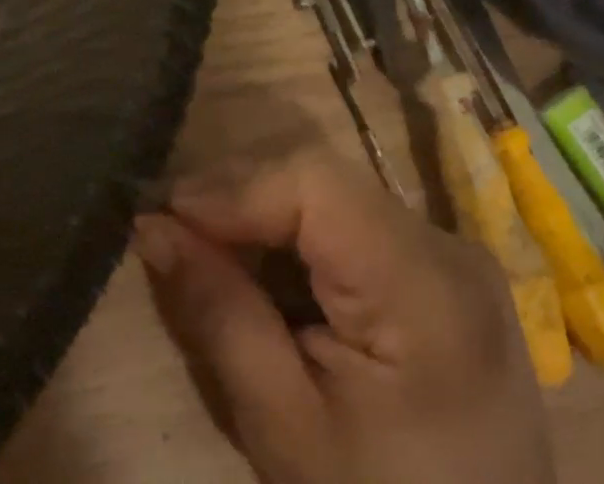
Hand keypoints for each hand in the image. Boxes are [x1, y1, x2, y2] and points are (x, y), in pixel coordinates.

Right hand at [134, 152, 554, 483]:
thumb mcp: (284, 423)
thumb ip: (220, 315)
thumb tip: (151, 225)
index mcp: (425, 287)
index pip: (314, 181)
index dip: (231, 187)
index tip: (162, 219)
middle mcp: (449, 249)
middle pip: (322, 180)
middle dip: (237, 199)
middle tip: (170, 236)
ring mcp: (452, 258)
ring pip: (331, 196)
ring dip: (260, 218)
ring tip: (207, 257)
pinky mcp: (441, 275)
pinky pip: (351, 225)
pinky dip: (293, 239)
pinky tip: (263, 276)